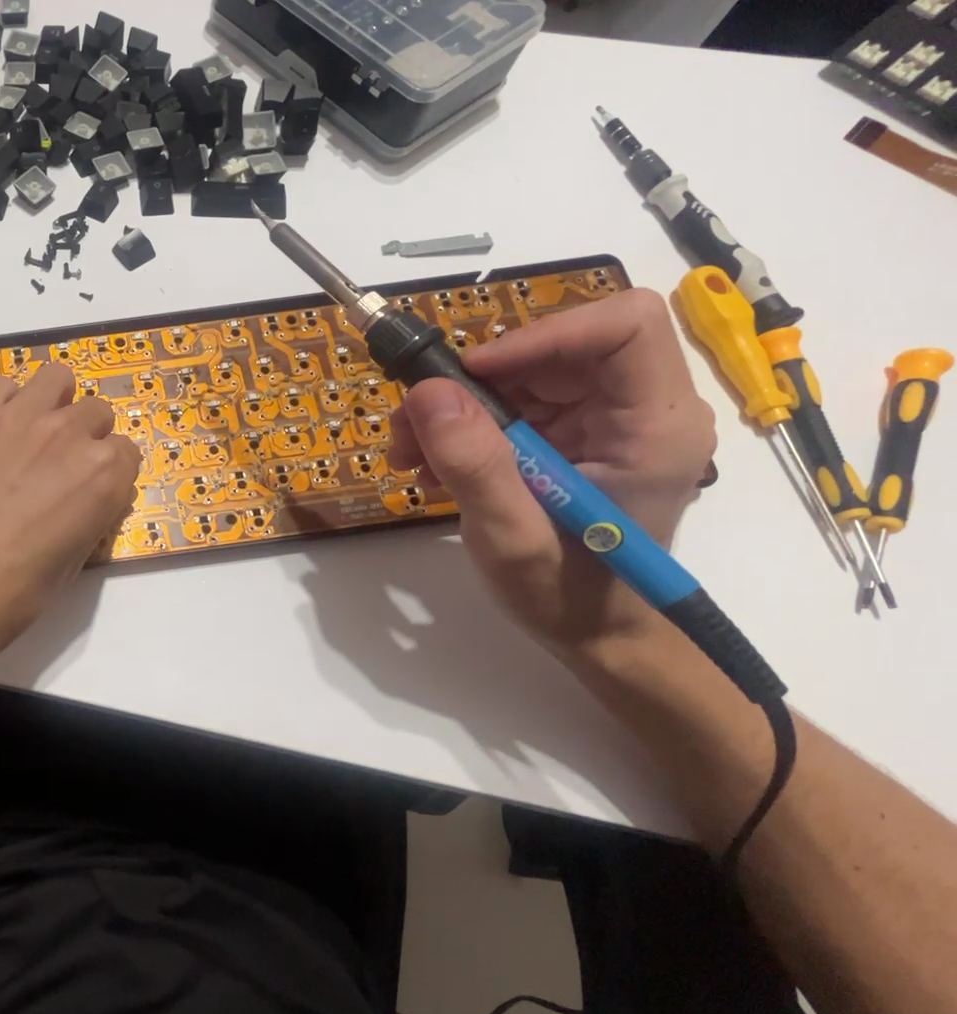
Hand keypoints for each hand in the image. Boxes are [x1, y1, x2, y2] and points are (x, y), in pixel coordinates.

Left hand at [0, 362, 140, 711]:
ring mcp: (16, 419)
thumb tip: (83, 506)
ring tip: (33, 435)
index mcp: (103, 477)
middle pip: (95, 412)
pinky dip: (7, 402)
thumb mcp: (68, 568)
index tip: (92, 492)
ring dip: (54, 402)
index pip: (127, 453)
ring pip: (55, 380)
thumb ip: (85, 521)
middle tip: (58, 469)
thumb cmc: (6, 596)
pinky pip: (2, 386)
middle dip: (86, 437)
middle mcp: (67, 436)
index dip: (110, 474)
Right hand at [388, 287, 715, 649]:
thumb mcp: (510, 536)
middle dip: (479, 379)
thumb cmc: (565, 593)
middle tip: (414, 424)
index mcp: (655, 427)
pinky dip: (467, 425)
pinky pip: (518, 403)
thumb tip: (428, 392)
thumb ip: (475, 464)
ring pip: (529, 372)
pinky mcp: (578, 436)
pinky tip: (434, 463)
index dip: (541, 336)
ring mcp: (609, 422)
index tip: (470, 375)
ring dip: (460, 405)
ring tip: (412, 452)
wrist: (593, 632)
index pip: (623, 328)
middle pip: (561, 348)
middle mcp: (642, 411)